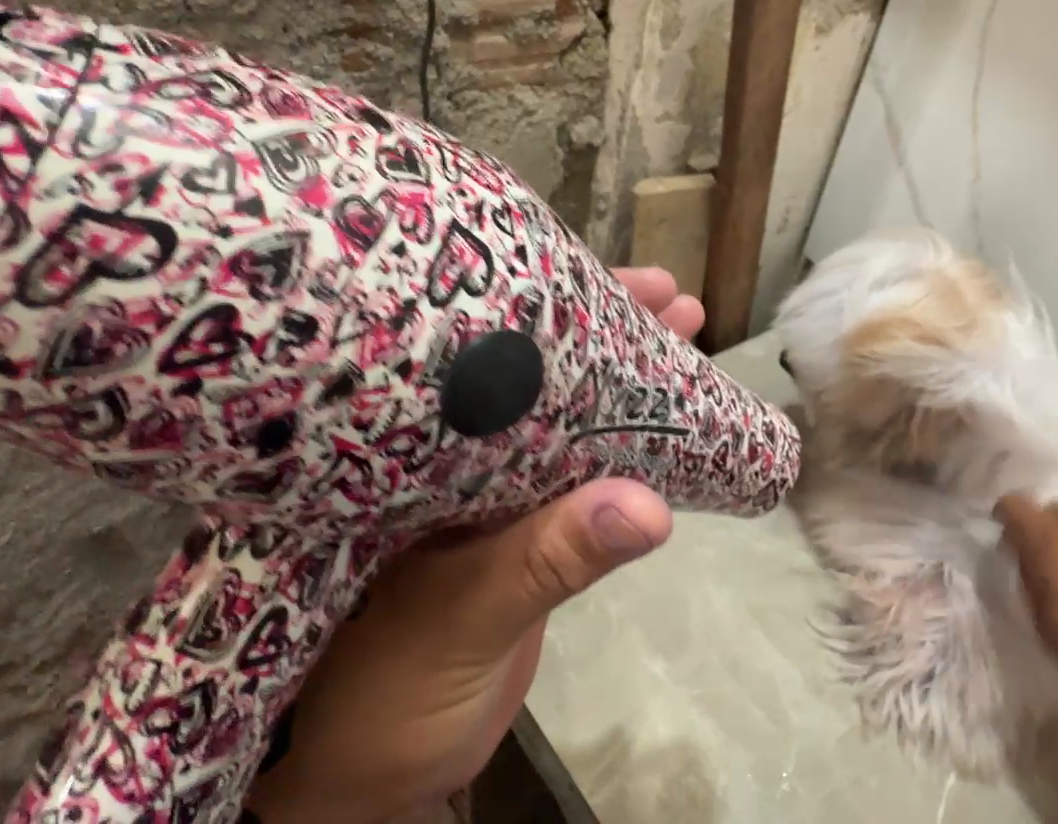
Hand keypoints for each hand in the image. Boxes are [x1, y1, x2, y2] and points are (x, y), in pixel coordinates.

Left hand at [245, 268, 703, 823]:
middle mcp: (459, 461)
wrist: (371, 778)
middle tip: (673, 295)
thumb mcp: (468, 618)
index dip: (563, 317)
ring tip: (686, 329)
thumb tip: (650, 506)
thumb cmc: (386, 692)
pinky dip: (626, 450)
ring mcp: (494, 497)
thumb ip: (550, 559)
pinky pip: (583, 478)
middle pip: (543, 378)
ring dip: (627, 382)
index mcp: (426, 457)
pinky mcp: (523, 538)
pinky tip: (665, 431)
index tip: (626, 283)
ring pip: (570, 420)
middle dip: (610, 331)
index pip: (497, 364)